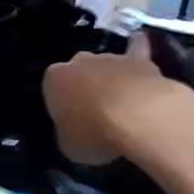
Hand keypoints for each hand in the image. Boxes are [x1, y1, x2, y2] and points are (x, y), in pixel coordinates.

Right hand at [43, 32, 193, 164]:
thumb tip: (73, 133)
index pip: (53, 88)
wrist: (137, 117)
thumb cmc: (93, 134)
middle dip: (85, 88)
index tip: (73, 123)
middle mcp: (78, 60)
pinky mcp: (138, 59)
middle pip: (79, 73)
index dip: (62, 106)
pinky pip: (136, 50)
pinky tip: (140, 46)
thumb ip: (67, 134)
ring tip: (124, 106)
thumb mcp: (69, 146)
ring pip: (106, 67)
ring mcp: (109, 57)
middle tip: (96, 115)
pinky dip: (137, 49)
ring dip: (110, 80)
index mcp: (54, 79)